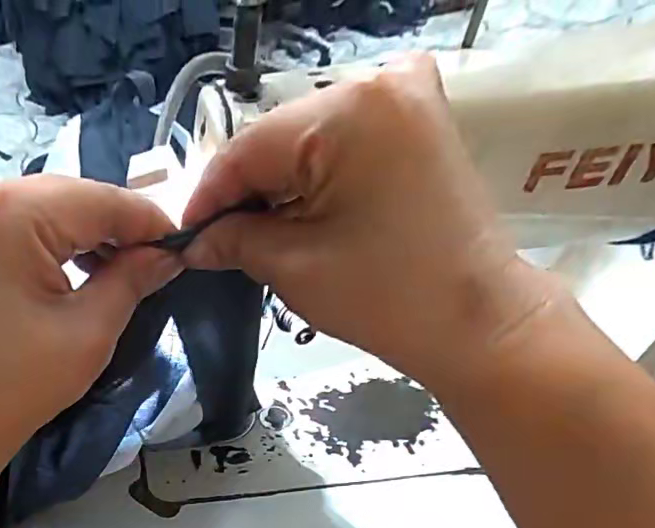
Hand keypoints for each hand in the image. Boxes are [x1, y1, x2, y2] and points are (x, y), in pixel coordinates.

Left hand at [0, 175, 181, 468]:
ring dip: (95, 232)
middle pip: (77, 195)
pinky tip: (91, 265)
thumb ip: (134, 277)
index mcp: (12, 213)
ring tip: (129, 267)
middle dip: (122, 227)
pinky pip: (33, 220)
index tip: (186, 243)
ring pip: (57, 205)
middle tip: (161, 259)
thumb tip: (170, 251)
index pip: (100, 199)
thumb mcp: (92, 329)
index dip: (149, 221)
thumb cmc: (26, 380)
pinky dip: (65, 239)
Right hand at [182, 54, 563, 380]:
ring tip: (252, 236)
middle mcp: (379, 81)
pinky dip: (312, 179)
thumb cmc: (384, 296)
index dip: (207, 196)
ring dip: (275, 187)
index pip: (247, 148)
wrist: (472, 319)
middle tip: (214, 242)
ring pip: (307, 140)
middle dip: (243, 192)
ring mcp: (404, 96)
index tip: (182, 236)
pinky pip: (341, 143)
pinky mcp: (416, 121)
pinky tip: (295, 216)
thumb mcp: (294, 267)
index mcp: (348, 110)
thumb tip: (196, 240)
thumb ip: (234, 240)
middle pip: (278, 138)